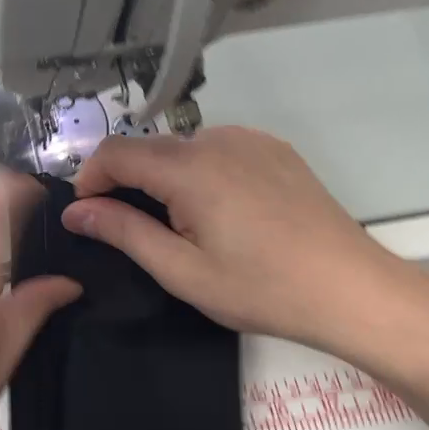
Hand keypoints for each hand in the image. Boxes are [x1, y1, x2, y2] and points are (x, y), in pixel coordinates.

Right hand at [61, 127, 419, 352]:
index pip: (114, 152)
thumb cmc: (261, 288)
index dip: (89, 179)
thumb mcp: (181, 270)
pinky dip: (199, 170)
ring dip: (163, 176)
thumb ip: (123, 232)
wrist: (352, 290)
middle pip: (147, 147)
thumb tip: (75, 211)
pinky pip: (217, 148)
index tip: (87, 215)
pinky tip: (218, 210)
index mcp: (188, 167)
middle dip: (125, 180)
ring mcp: (250, 140)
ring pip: (182, 146)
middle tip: (131, 228)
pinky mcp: (275, 150)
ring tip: (180, 224)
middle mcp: (216, 139)